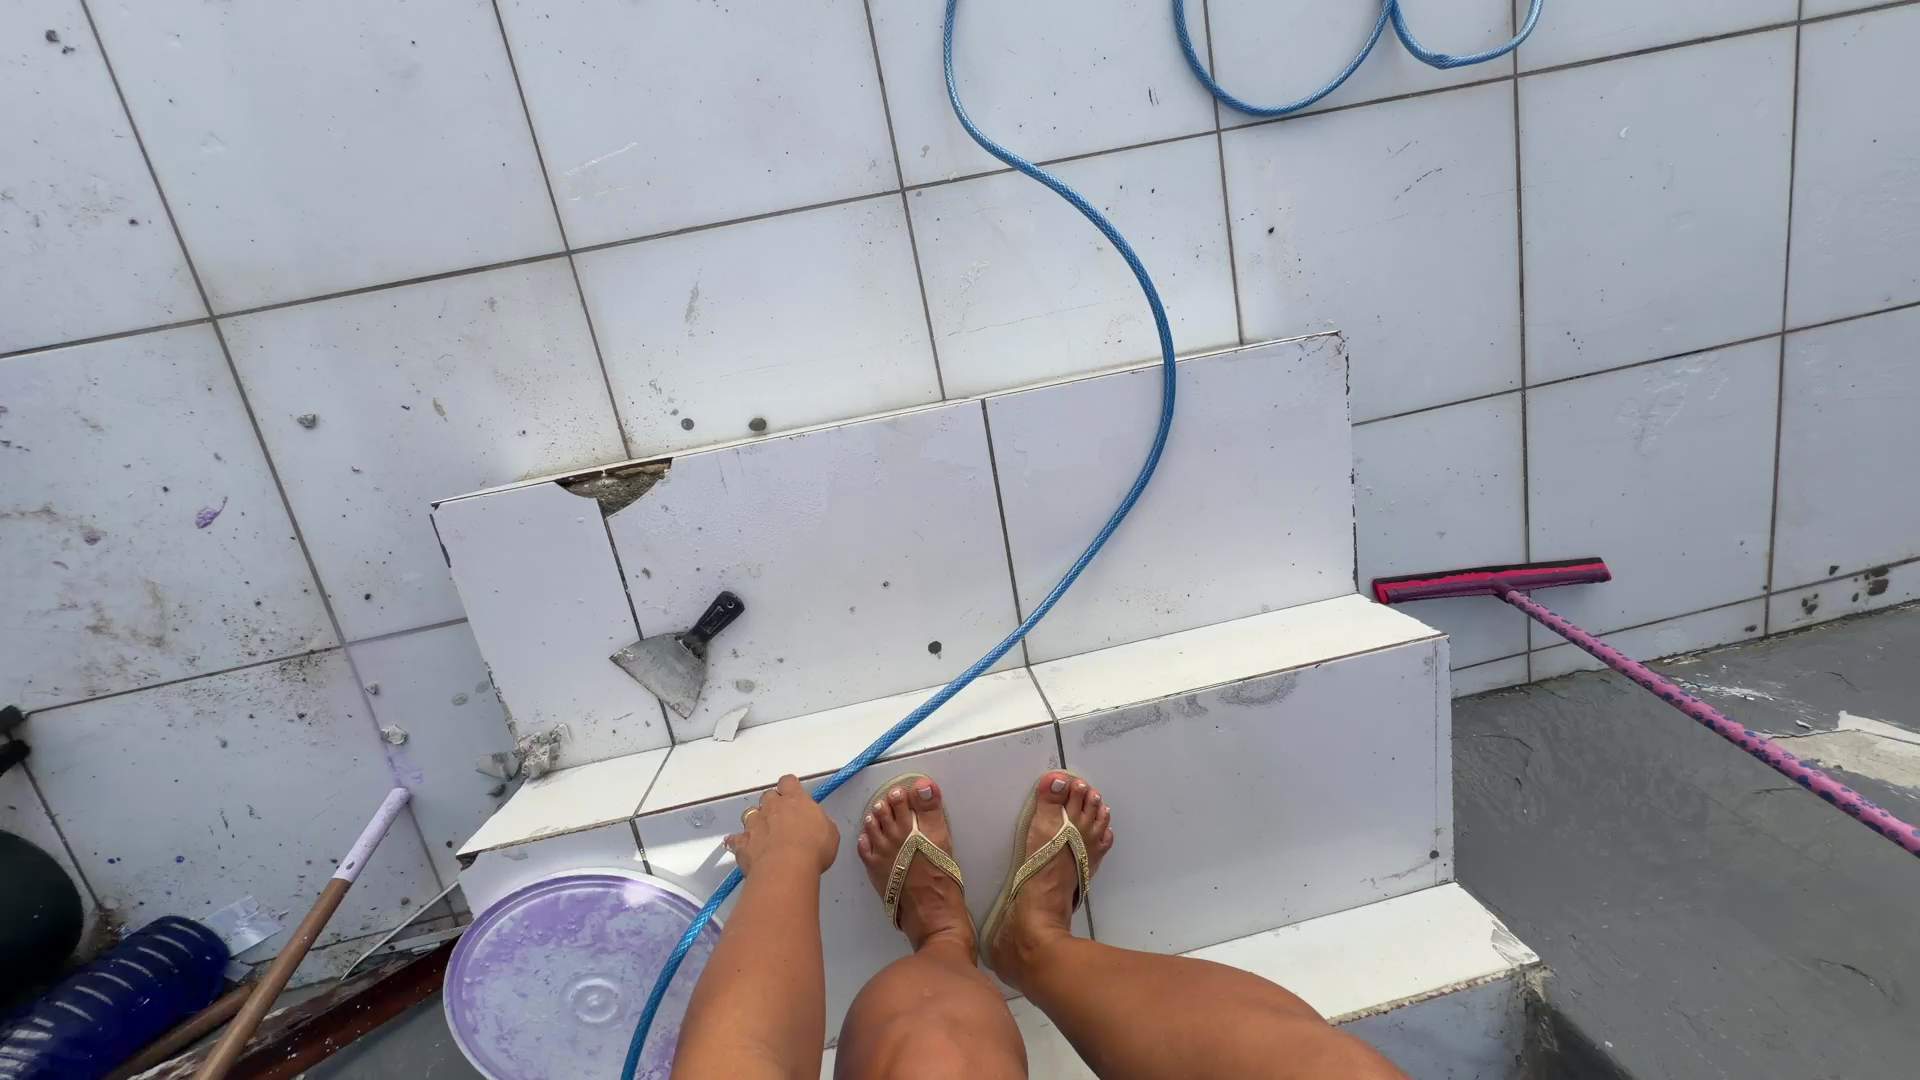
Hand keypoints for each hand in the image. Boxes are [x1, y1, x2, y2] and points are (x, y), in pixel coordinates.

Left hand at [723, 775, 838, 876]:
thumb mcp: (831, 834)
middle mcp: (773, 806)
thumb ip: (823, 824)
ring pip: (749, 813)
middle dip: (772, 804)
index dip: (789, 787)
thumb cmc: (814, 848)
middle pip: (767, 796)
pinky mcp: (743, 844)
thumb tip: (821, 825)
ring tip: (761, 832)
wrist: (787, 868)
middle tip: (781, 818)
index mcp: (795, 799)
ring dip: (754, 820)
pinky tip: (737, 846)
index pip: (788, 782)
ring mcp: (755, 824)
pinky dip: (735, 842)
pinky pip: (734, 840)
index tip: (792, 795)